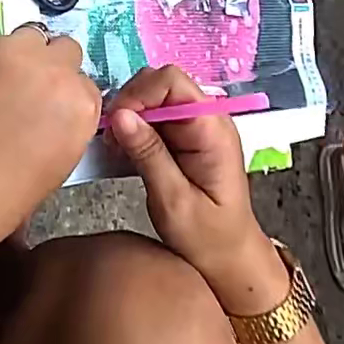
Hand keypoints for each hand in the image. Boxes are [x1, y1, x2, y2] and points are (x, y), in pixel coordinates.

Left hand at [0, 25, 99, 242]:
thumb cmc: (4, 194)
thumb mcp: (54, 167)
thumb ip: (62, 130)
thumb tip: (47, 118)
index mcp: (81, 107)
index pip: (86, 87)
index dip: (65, 96)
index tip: (50, 106)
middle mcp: (56, 71)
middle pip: (65, 50)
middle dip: (50, 66)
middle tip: (27, 88)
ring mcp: (17, 53)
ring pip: (31, 36)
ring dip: (22, 54)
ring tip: (0, 80)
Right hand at [106, 65, 287, 313]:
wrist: (230, 263)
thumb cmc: (207, 239)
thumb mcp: (173, 200)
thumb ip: (148, 154)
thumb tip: (119, 115)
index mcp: (212, 129)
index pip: (172, 81)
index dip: (139, 94)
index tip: (117, 124)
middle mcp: (205, 118)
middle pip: (159, 83)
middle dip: (130, 104)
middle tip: (113, 138)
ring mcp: (194, 126)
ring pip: (150, 97)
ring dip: (128, 117)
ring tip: (116, 148)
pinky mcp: (182, 136)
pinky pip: (151, 116)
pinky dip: (132, 128)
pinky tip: (123, 151)